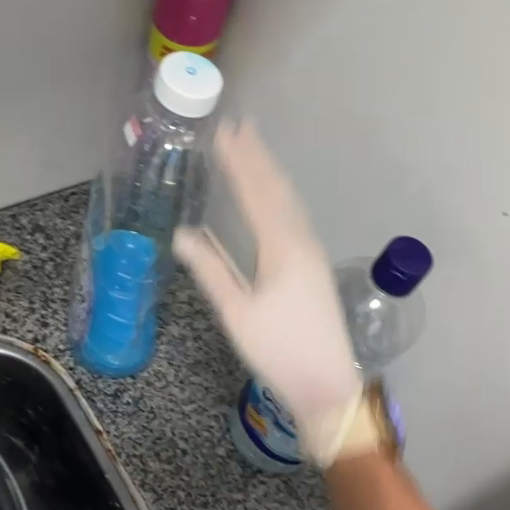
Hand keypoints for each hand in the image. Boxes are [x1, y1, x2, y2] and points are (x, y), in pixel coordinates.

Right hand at [173, 120, 362, 434]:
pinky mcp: (315, 268)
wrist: (326, 383)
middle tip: (241, 126)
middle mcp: (302, 242)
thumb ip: (211, 271)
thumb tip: (183, 235)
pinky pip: (296, 217)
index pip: (257, 193)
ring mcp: (313, 254)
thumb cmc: (278, 351)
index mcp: (282, 248)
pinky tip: (274, 198)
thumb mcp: (237, 314)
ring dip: (271, 174)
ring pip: (290, 202)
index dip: (239, 162)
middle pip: (278, 190)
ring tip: (255, 149)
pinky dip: (280, 197)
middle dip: (258, 158)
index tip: (224, 132)